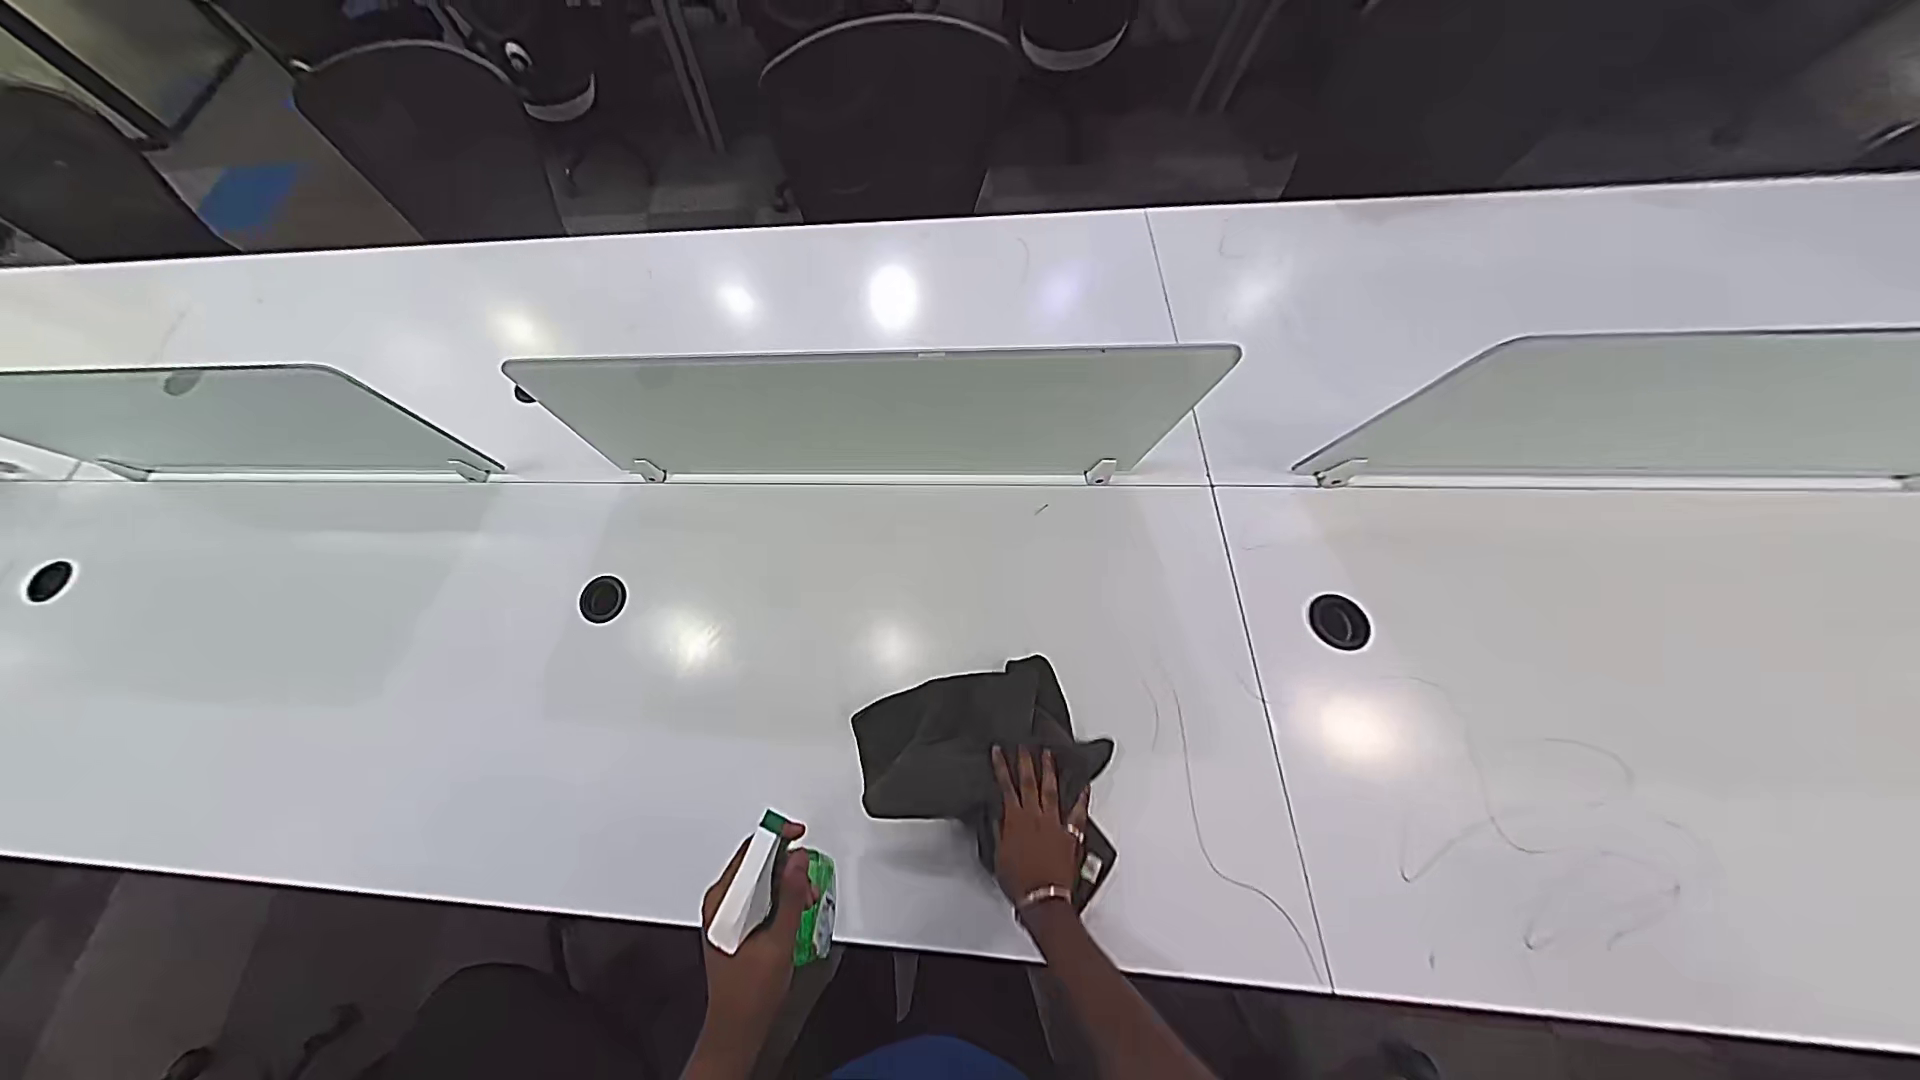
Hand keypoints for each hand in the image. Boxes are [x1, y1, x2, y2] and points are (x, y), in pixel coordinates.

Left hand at [698, 821, 818, 1041]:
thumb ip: (789, 896)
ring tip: (803, 900)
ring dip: (787, 881)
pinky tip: (795, 907)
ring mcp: (728, 910)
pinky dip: (781, 893)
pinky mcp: (737, 918)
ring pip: (762, 875)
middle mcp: (721, 901)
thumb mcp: (778, 940)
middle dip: (787, 865)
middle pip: (757, 861)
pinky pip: (761, 890)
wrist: (738, 1027)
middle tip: (806, 881)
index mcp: (723, 902)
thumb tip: (797, 860)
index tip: (798, 833)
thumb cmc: (750, 992)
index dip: (776, 836)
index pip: (750, 851)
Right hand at [991, 745, 1088, 908]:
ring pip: (1051, 790)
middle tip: (1024, 744)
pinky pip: (1077, 813)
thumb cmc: (1019, 882)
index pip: (1006, 786)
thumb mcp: (998, 855)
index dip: (1001, 766)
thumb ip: (998, 830)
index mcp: (1015, 820)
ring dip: (1049, 770)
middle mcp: (1035, 817)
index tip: (998, 751)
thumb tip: (995, 813)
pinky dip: (1080, 799)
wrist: (1042, 899)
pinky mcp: (1070, 835)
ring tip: (1049, 754)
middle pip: (1030, 782)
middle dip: (1025, 760)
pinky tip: (1083, 787)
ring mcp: (1055, 824)